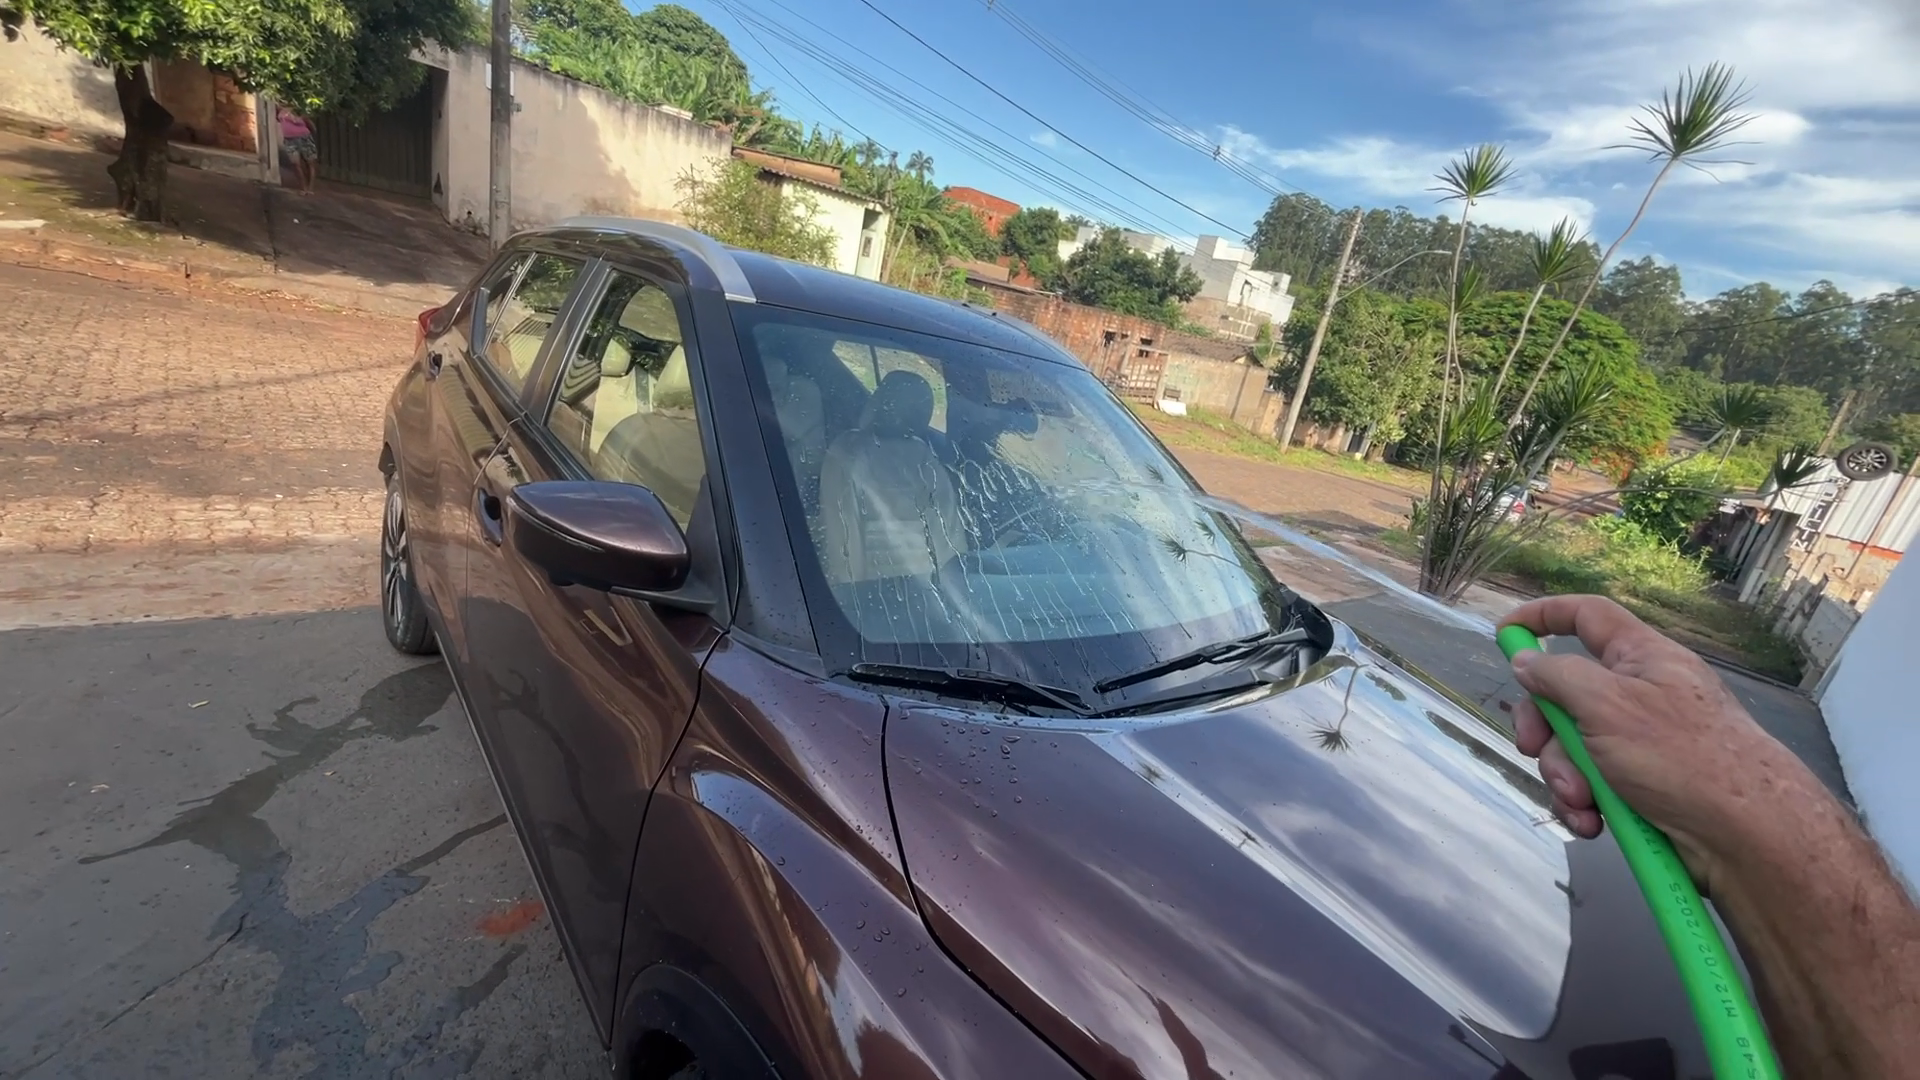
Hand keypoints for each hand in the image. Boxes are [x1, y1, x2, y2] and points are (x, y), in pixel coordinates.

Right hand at [1501, 595, 1810, 893]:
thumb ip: (1556, 675)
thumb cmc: (1682, 758)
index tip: (1505, 635)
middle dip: (1542, 726)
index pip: (1587, 616)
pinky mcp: (1640, 782)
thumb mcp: (1607, 704)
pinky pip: (1588, 779)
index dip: (1542, 615)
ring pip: (1570, 742)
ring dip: (1562, 773)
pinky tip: (1591, 819)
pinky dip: (1582, 800)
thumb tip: (1526, 662)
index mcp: (1642, 660)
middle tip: (1531, 746)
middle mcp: (1639, 695)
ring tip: (1581, 799)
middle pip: (1563, 691)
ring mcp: (1639, 741)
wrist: (1756, 845)